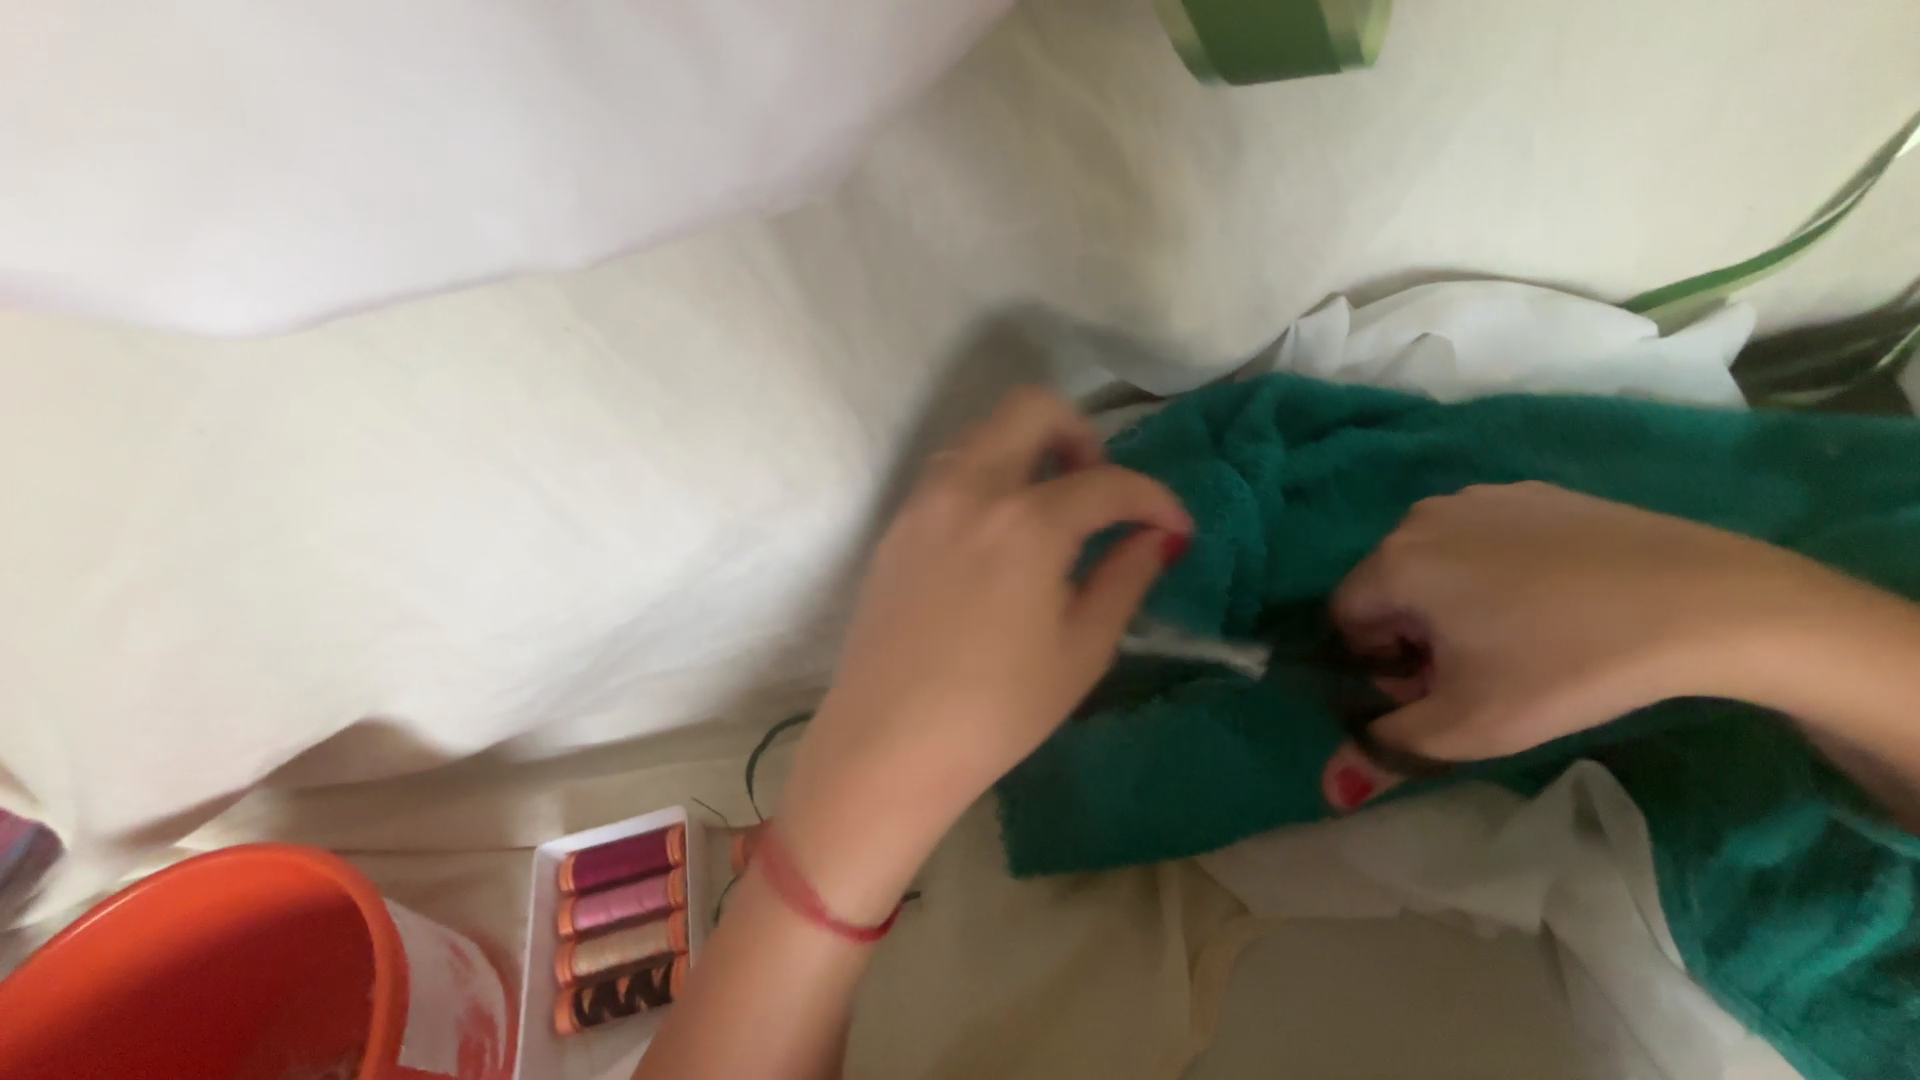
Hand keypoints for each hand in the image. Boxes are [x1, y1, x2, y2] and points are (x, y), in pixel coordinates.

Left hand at [780, 387, 1191, 917]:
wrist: (886, 745)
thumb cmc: (996, 712)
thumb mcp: (1082, 649)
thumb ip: (1126, 576)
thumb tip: (1157, 536)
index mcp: (1026, 521)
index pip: (1108, 482)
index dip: (1155, 500)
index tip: (1174, 528)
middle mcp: (969, 488)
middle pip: (1032, 408)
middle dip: (1081, 435)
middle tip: (1098, 491)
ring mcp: (923, 502)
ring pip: (983, 432)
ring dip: (1027, 449)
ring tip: (1050, 510)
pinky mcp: (895, 526)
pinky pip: (949, 470)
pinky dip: (987, 475)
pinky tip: (1000, 535)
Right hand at [1322, 481, 1856, 810]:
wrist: (1709, 603)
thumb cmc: (1566, 666)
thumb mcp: (1470, 725)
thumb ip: (1388, 750)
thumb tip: (1331, 787)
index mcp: (1393, 562)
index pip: (1344, 620)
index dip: (1379, 666)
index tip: (1436, 690)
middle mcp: (1421, 517)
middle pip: (1387, 589)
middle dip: (1413, 636)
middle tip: (1478, 673)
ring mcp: (1480, 497)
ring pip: (1434, 563)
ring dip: (1451, 603)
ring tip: (1520, 637)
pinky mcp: (1532, 493)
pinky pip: (1482, 538)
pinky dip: (1494, 571)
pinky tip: (1555, 600)